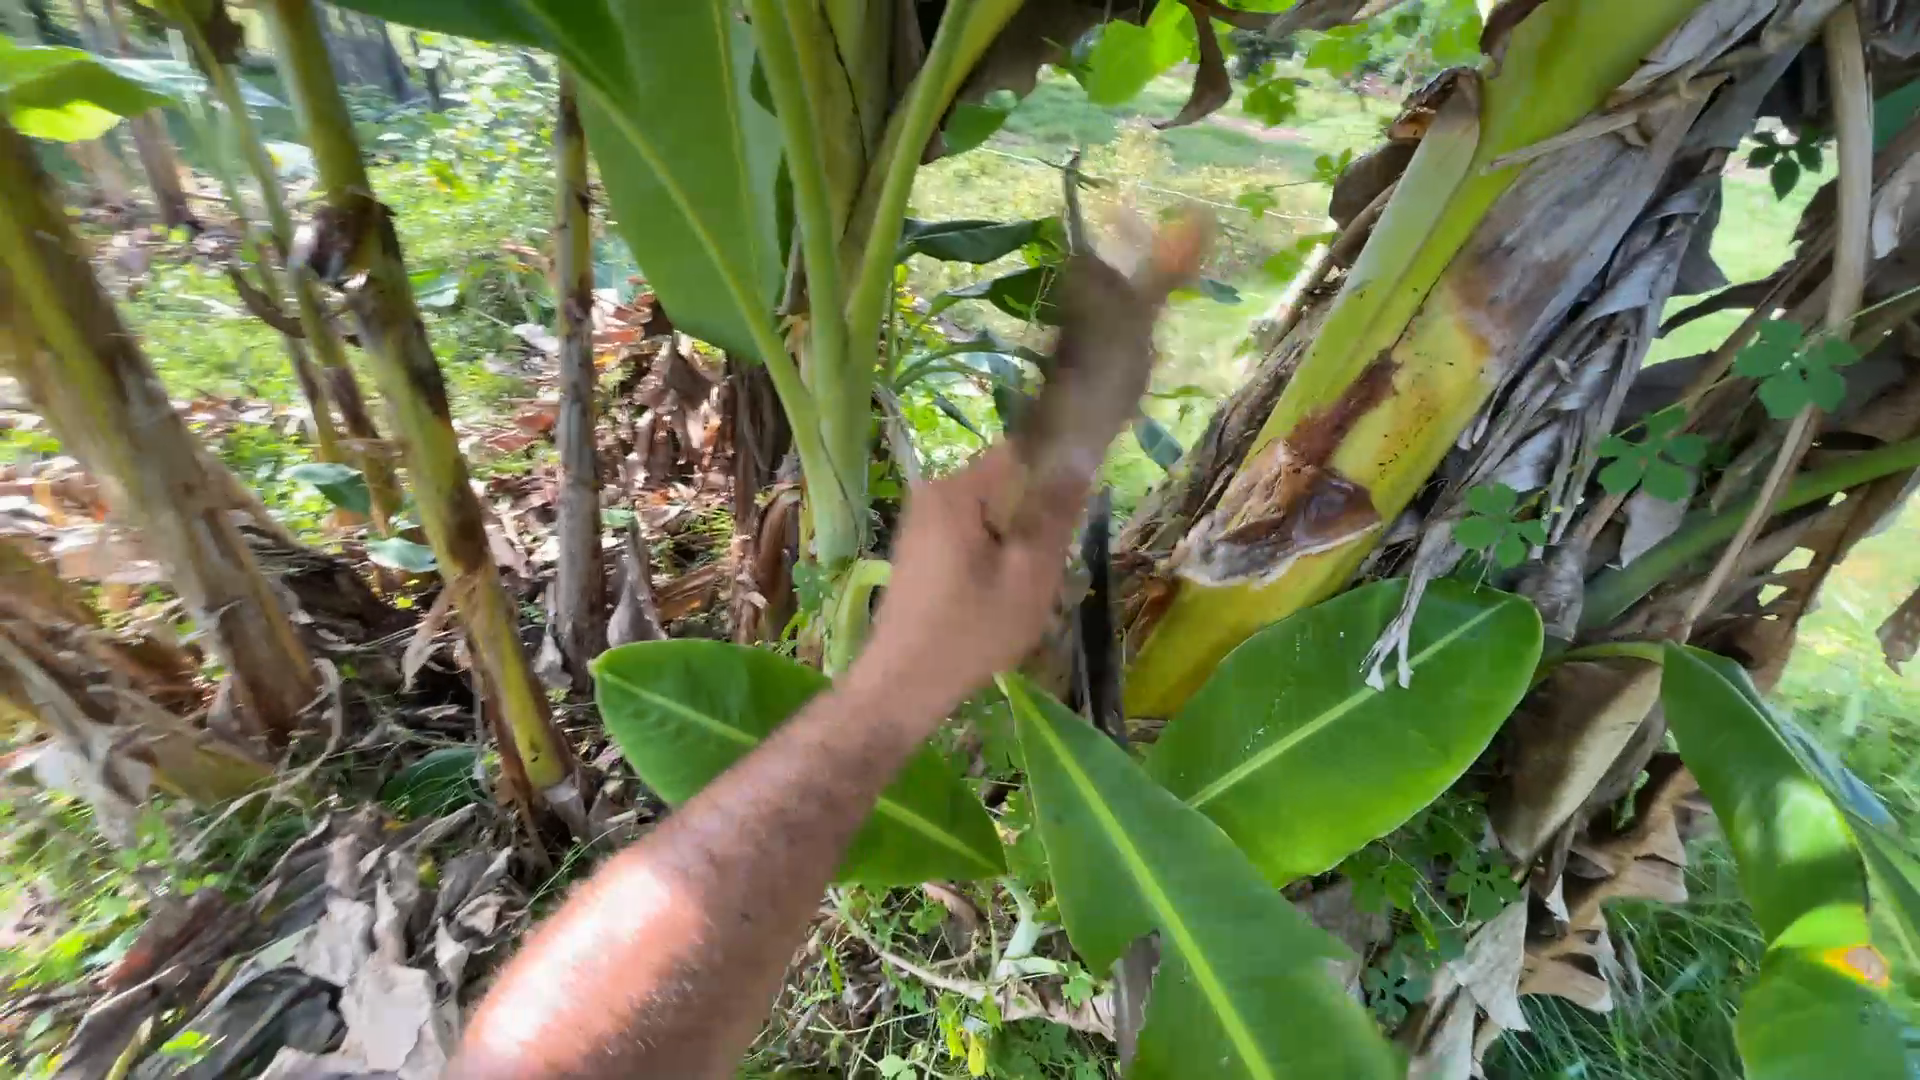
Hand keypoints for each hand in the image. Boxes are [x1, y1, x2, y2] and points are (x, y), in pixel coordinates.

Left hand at [850, 445, 1084, 721]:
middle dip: (1031, 520)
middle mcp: (932, 492)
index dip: (1055, 478)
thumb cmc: (971, 631)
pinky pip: (967, 534)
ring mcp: (920, 520)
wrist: (903, 683)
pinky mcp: (917, 547)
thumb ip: (1055, 512)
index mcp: (957, 489)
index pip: (1021, 453)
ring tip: (1015, 588)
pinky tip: (989, 596)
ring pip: (988, 514)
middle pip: (1004, 485)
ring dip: (1011, 542)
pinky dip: (987, 556)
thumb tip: (1079, 455)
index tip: (1068, 521)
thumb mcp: (1029, 574)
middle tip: (1041, 570)